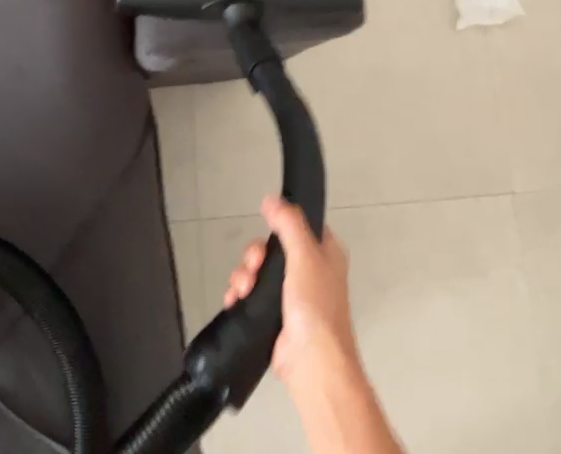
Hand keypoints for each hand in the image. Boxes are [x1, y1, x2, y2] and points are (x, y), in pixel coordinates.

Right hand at [221, 196, 360, 393]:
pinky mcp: (275, 315)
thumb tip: (272, 199)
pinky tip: (235, 300)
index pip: (299, 227)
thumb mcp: (305, 256)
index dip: (279, 227)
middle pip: (272, 248)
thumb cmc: (315, 306)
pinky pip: (252, 294)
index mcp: (325, 253)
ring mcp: (292, 294)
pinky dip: (240, 294)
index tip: (266, 235)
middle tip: (253, 268)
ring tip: (241, 290)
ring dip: (244, 276)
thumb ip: (289, 224)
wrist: (312, 362)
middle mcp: (310, 271)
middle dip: (255, 257)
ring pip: (258, 271)